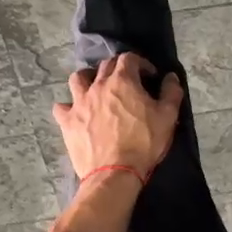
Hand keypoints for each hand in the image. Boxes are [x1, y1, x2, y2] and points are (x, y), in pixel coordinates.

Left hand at [53, 53, 183, 186]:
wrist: (115, 173)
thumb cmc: (144, 143)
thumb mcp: (168, 117)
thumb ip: (171, 92)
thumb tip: (170, 77)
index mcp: (123, 81)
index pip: (129, 58)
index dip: (141, 63)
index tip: (149, 76)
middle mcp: (98, 85)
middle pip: (105, 65)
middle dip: (118, 68)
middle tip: (128, 81)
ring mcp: (79, 103)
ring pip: (77, 78)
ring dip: (88, 78)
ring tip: (96, 87)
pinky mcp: (68, 121)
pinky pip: (61, 107)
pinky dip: (68, 106)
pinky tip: (75, 112)